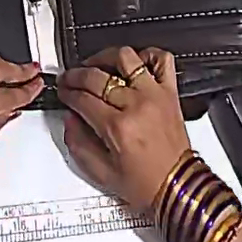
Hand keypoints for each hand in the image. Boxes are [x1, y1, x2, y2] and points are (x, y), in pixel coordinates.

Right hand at [58, 47, 190, 213]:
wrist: (178, 187)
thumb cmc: (146, 183)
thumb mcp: (101, 173)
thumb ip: (79, 143)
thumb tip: (69, 119)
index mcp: (118, 127)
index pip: (82, 98)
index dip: (67, 93)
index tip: (63, 92)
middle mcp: (137, 105)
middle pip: (97, 76)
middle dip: (76, 75)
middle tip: (70, 79)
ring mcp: (155, 95)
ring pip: (126, 58)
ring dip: (105, 57)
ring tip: (96, 64)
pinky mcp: (170, 92)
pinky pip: (161, 60)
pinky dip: (147, 54)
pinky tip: (134, 61)